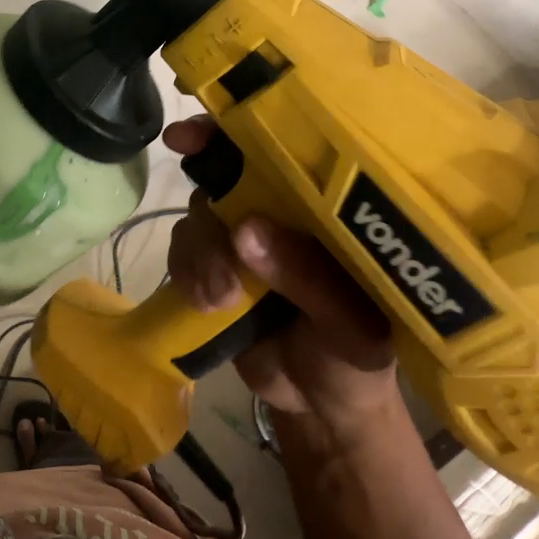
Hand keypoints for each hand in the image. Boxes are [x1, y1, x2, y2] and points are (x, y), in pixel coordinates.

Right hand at [163, 116, 398, 432]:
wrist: (319, 407)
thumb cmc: (355, 358)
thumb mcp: (352, 325)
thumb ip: (307, 277)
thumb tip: (244, 231)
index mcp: (324, 208)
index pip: (280, 149)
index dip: (234, 132)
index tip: (192, 137)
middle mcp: (280, 209)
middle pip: (225, 176)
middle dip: (211, 208)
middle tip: (220, 256)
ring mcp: (242, 236)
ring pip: (200, 215)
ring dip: (202, 254)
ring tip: (220, 300)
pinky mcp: (212, 265)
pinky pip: (182, 249)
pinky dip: (187, 272)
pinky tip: (206, 304)